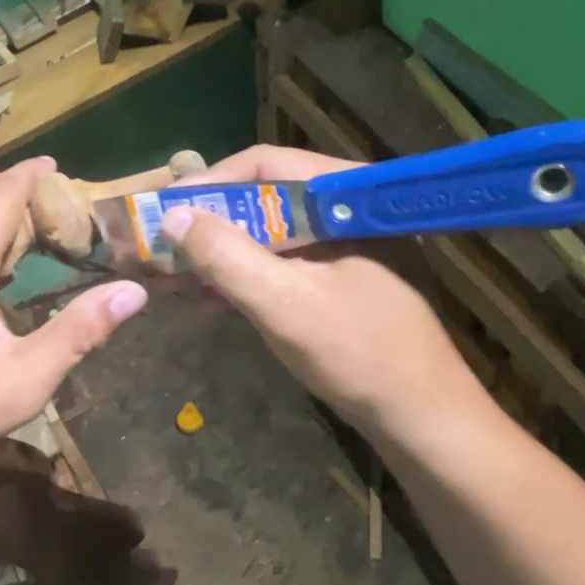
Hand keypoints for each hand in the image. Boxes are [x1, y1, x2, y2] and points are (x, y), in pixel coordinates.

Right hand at [162, 145, 482, 436]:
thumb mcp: (283, 303)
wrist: (423, 419)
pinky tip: (210, 297)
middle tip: (161, 242)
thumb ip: (226, 256)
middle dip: (209, 221)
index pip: (266, 165)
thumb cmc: (359, 355)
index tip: (163, 209)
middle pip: (264, 195)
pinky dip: (244, 275)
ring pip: (269, 230)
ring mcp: (347, 243)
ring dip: (221, 251)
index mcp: (349, 196)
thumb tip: (172, 216)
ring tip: (175, 273)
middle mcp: (349, 208)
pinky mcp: (342, 277)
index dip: (208, 183)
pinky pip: (282, 261)